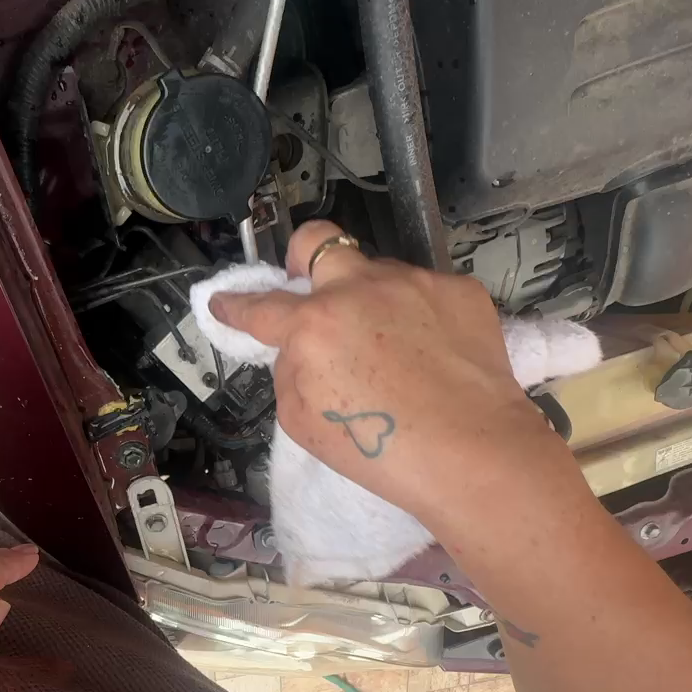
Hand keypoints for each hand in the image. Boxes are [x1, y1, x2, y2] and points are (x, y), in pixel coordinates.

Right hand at [210, 221, 574, 524]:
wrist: (468, 450)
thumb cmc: (374, 447)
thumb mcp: (300, 420)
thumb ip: (290, 371)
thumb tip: (299, 349)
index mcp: (312, 325)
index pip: (259, 307)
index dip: (234, 305)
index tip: (223, 302)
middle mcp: (359, 288)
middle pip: (317, 241)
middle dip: (303, 261)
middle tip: (314, 298)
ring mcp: (414, 282)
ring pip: (376, 272)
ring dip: (367, 298)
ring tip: (388, 347)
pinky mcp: (460, 290)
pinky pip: (423, 292)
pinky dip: (415, 316)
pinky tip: (428, 353)